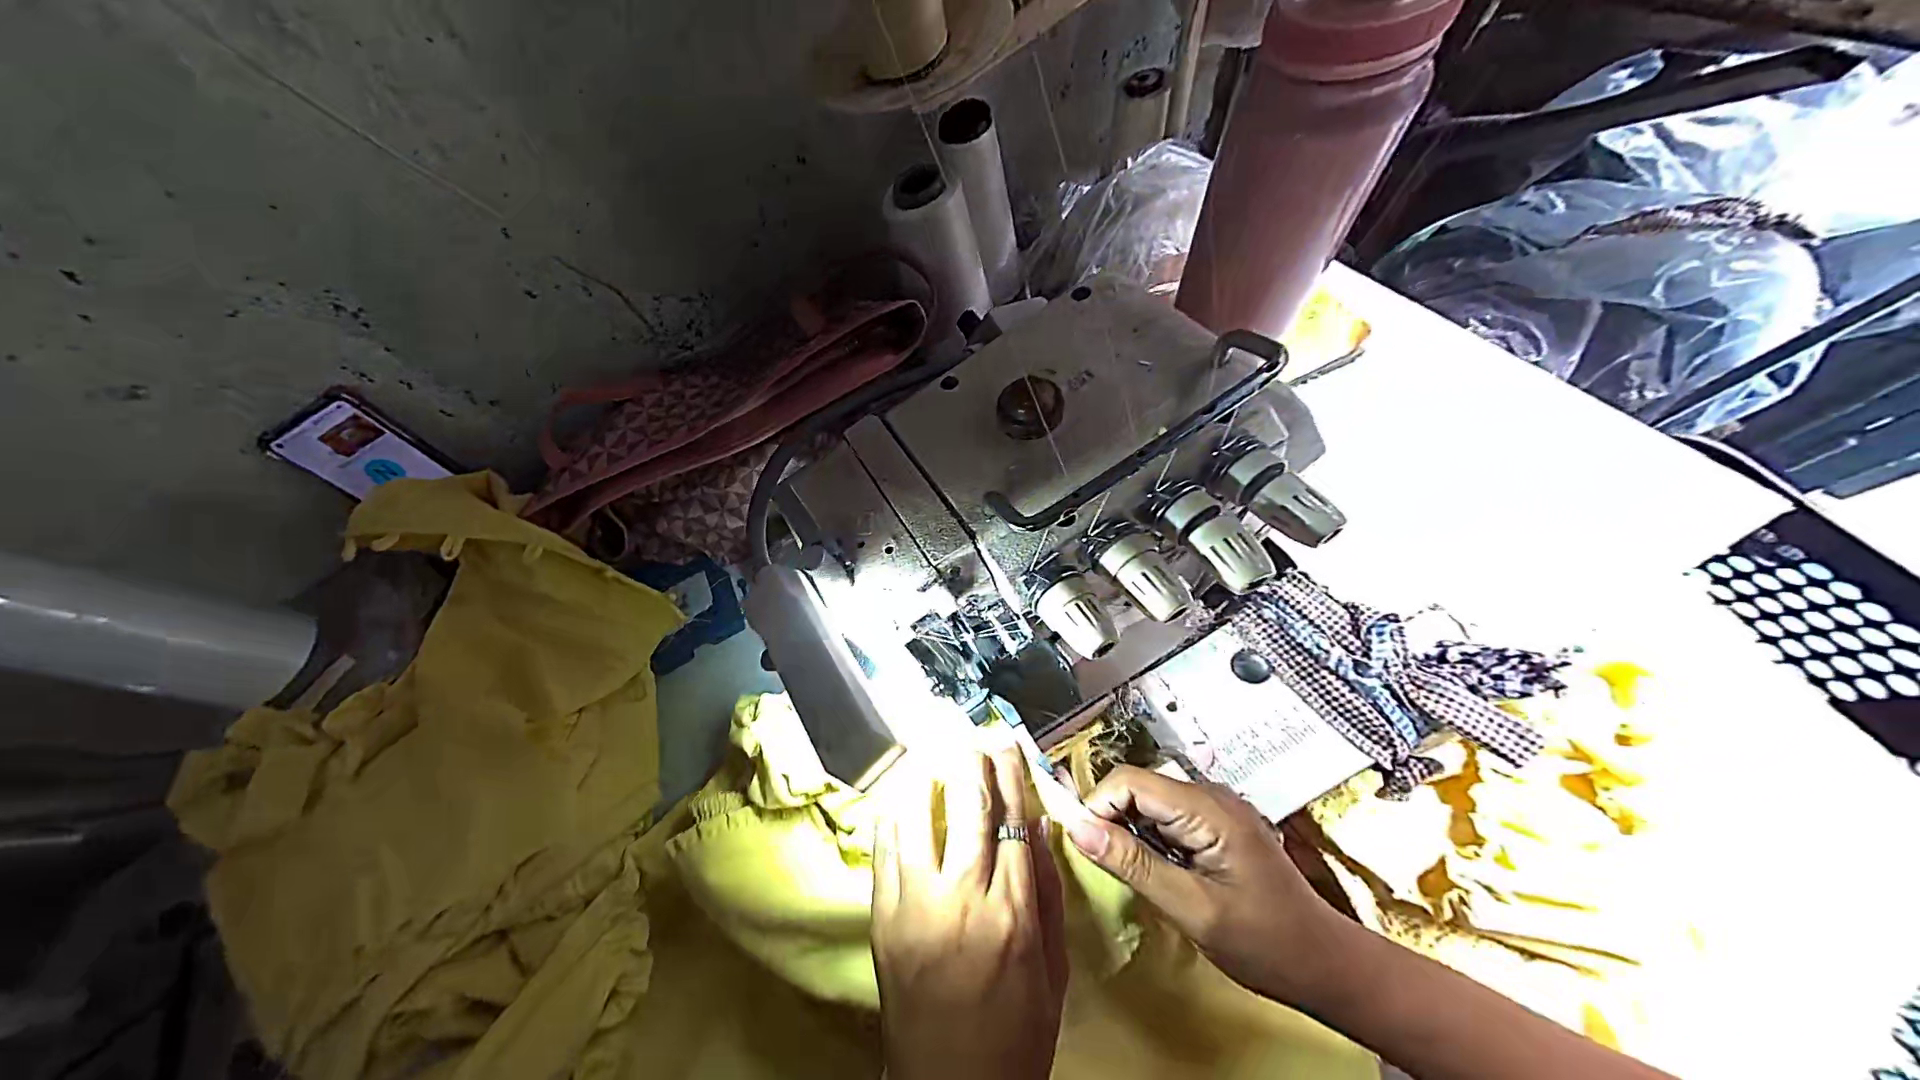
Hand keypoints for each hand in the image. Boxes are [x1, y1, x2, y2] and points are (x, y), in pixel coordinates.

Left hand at [872, 746, 1067, 1079]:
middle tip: (973, 735)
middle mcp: (963, 899)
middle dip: (972, 763)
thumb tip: (1037, 826)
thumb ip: (1047, 892)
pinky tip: (899, 795)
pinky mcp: (882, 920)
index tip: (1007, 744)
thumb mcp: (1053, 970)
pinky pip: (885, 852)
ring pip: (920, 820)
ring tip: (933, 750)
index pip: (1013, 821)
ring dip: (927, 778)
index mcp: (1012, 913)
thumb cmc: (1015, 1035)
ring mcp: (916, 907)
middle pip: (970, 810)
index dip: (1011, 776)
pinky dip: (893, 817)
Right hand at [1062, 765, 1345, 1005]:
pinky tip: (1163, 872)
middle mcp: (1211, 795)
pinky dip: (1152, 839)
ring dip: (1132, 832)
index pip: (1130, 781)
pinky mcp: (1217, 822)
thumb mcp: (1192, 909)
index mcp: (1208, 809)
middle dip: (1113, 820)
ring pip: (1149, 801)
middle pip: (1138, 786)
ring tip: (1143, 875)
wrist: (1324, 963)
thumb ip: (1133, 865)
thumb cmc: (1266, 943)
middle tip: (1112, 868)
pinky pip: (1167, 815)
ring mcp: (1216, 807)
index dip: (1099, 807)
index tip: (1088, 846)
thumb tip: (1079, 829)